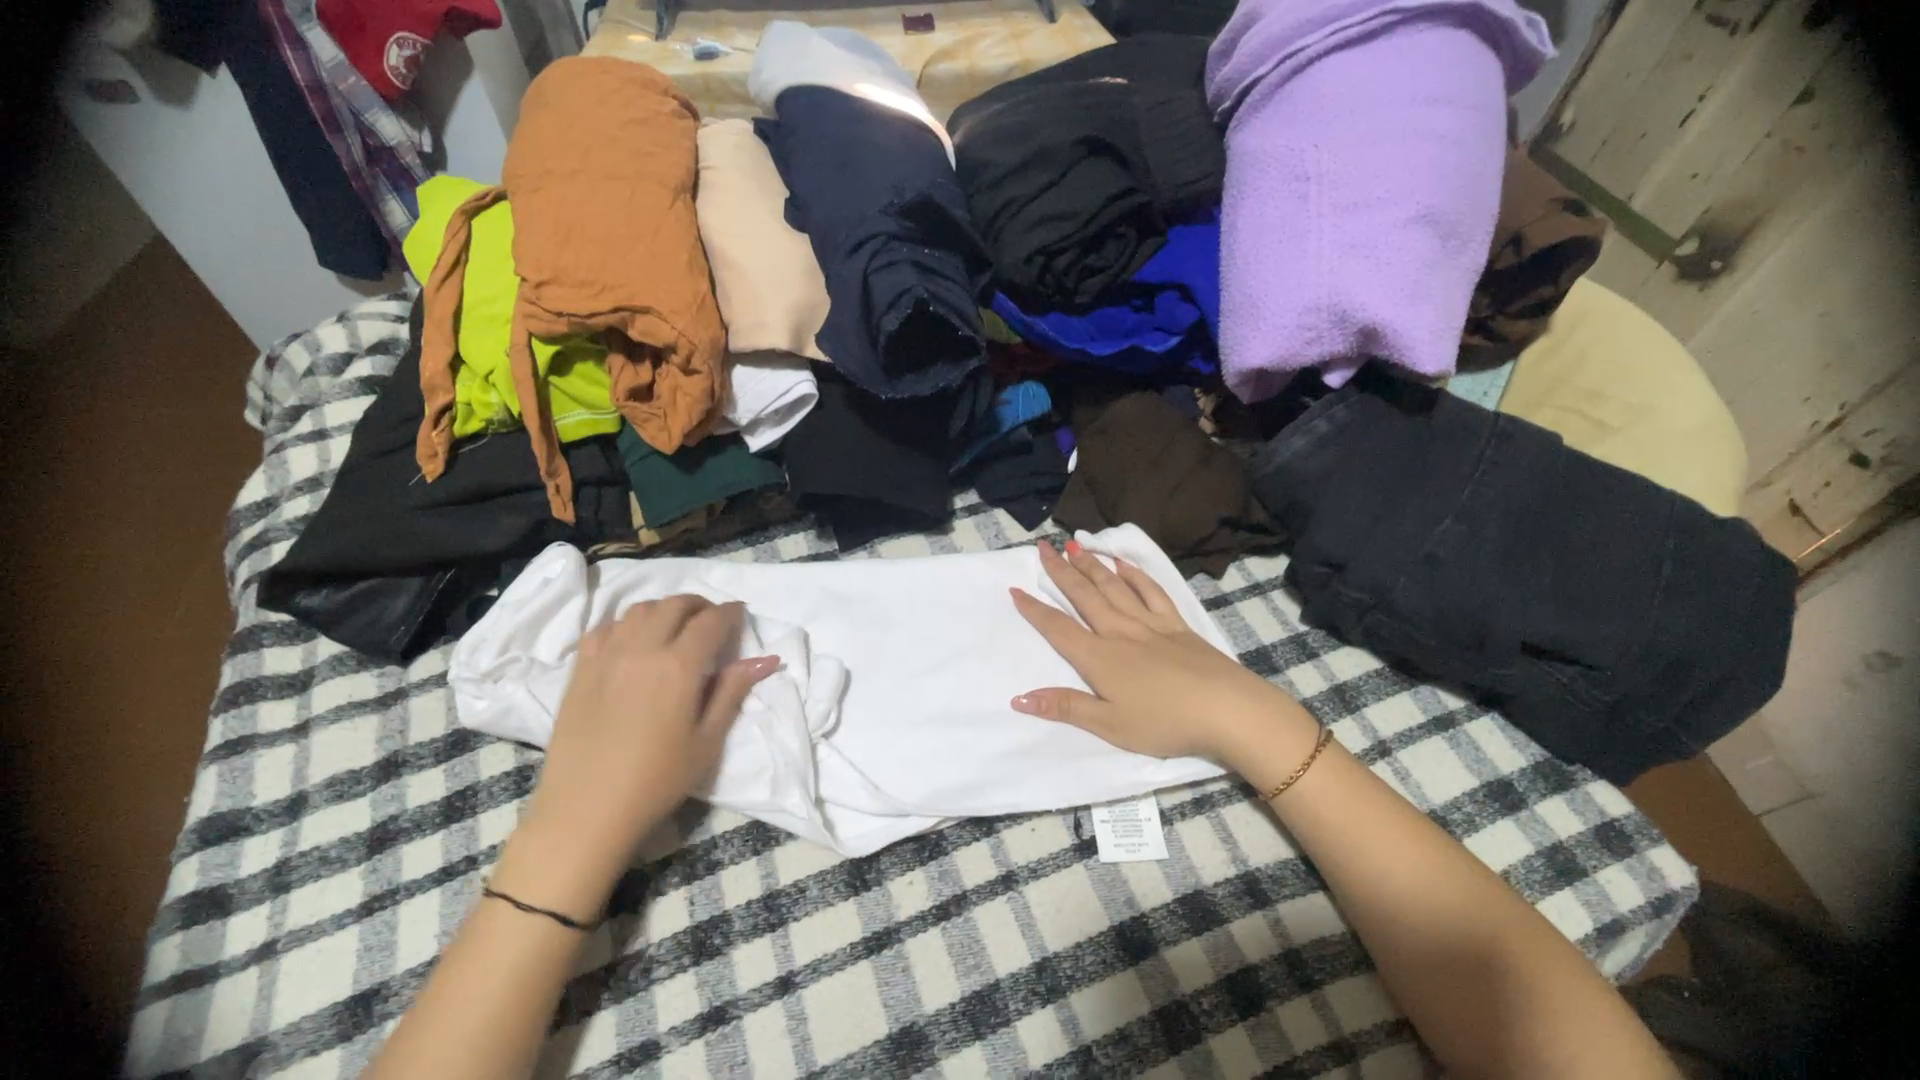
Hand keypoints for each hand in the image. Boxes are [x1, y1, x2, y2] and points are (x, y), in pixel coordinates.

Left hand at [495, 596, 777, 916]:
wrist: (587, 809)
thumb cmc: (657, 781)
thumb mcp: (707, 741)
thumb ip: (732, 692)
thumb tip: (765, 659)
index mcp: (678, 666)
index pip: (711, 621)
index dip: (730, 612)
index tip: (740, 614)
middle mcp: (641, 649)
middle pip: (674, 605)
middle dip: (699, 605)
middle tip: (712, 619)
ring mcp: (606, 656)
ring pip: (639, 610)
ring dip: (664, 609)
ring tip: (675, 626)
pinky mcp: (580, 669)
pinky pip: (604, 628)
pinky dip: (626, 623)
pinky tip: (633, 640)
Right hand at [1009, 541, 1308, 762]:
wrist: (1228, 709)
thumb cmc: (1165, 723)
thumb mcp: (1110, 725)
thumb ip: (1065, 707)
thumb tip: (1019, 698)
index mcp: (1099, 658)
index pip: (1058, 628)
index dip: (1035, 609)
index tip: (1016, 588)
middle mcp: (1120, 632)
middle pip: (1084, 596)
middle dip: (1060, 572)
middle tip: (1043, 548)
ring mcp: (1150, 624)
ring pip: (1114, 587)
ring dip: (1092, 565)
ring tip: (1075, 545)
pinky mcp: (1177, 624)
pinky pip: (1151, 591)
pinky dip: (1134, 574)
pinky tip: (1123, 562)